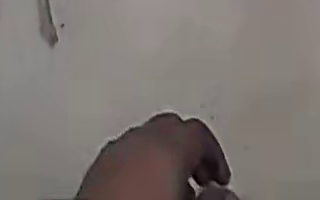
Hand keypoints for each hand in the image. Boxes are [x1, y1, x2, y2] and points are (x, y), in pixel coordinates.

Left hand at [77, 113, 229, 199]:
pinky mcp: (96, 168)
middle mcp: (138, 139)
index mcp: (165, 144)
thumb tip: (223, 195)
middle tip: (203, 178)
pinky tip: (146, 191)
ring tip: (175, 189)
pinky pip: (125, 154)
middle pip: (171, 127)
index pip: (198, 131)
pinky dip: (140, 164)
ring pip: (146, 139)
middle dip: (190, 149)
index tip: (220, 176)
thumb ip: (211, 196)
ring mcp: (114, 151)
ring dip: (164, 157)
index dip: (214, 152)